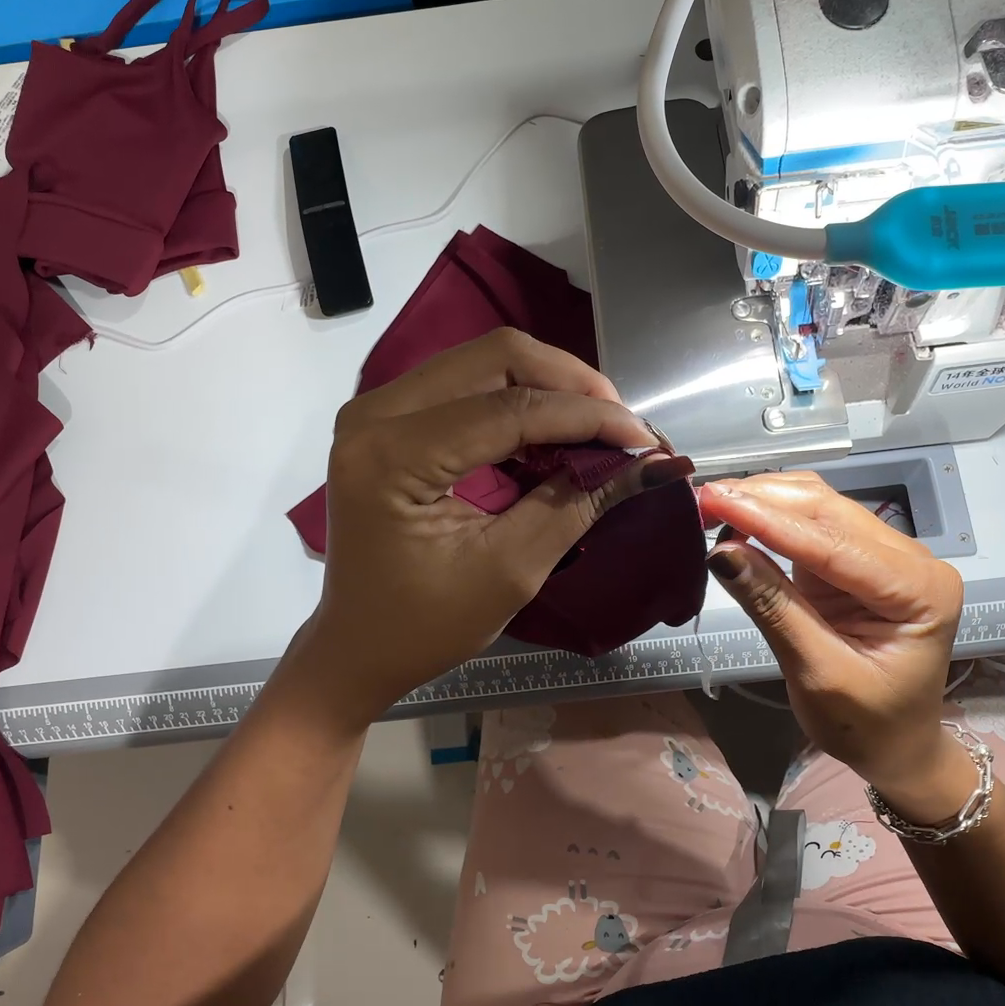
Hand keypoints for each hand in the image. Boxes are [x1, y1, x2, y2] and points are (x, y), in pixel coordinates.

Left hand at [284, 328, 694, 724]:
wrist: (356, 647)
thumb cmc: (423, 626)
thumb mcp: (509, 571)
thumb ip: (576, 505)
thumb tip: (648, 465)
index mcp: (392, 456)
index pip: (510, 410)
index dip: (588, 417)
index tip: (646, 440)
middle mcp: (375, 413)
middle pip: (496, 358)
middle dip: (572, 384)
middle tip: (621, 426)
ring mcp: (376, 409)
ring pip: (485, 362)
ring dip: (549, 387)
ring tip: (597, 429)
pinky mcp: (388, 419)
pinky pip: (467, 384)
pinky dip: (520, 401)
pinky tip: (554, 434)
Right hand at [698, 473, 964, 796]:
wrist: (896, 747)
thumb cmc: (867, 724)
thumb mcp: (818, 674)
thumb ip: (773, 608)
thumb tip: (721, 553)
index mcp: (920, 589)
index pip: (835, 544)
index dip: (771, 521)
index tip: (716, 500)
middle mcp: (909, 558)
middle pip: (829, 510)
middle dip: (764, 500)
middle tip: (702, 500)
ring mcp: (884, 554)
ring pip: (819, 507)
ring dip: (765, 500)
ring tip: (712, 504)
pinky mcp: (856, 558)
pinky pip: (812, 524)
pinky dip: (772, 517)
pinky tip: (737, 517)